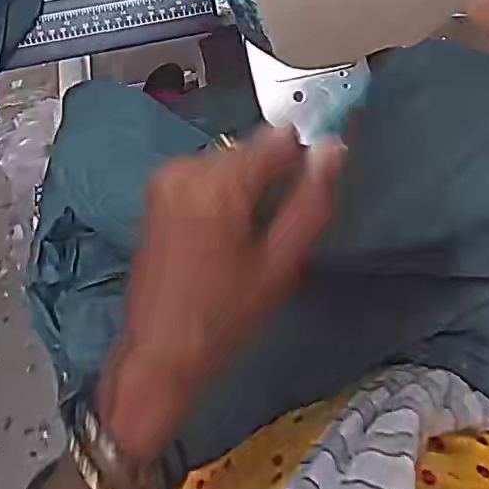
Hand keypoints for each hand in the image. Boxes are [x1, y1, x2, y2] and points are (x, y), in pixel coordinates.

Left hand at [97, 127, 344, 459]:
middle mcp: (187, 167)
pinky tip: (219, 232)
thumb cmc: (224, 316)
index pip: (278, 138)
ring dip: (244, 185)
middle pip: (252, 149)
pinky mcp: (156, 189)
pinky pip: (204, 173)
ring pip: (230, 159)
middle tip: (270, 227)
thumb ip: (312, 200)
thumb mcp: (281, 263)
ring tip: (242, 235)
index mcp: (219, 183)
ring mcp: (167, 176)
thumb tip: (332, 151)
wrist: (160, 351)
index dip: (303, 155)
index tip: (311, 180)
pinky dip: (219, 191)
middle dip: (270, 177)